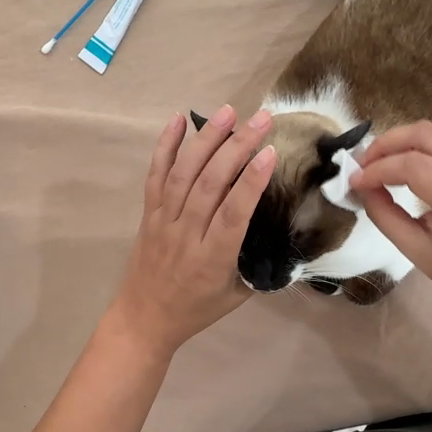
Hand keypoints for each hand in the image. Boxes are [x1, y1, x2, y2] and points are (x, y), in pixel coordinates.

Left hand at [105, 106, 276, 355]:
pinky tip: (178, 120)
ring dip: (206, 140)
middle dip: (236, 148)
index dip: (250, 183)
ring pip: (183, 174)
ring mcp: (163, 222)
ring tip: (228, 112)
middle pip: (209, 185)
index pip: (232, 215)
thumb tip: (287, 235)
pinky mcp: (147, 214)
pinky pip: (155, 176)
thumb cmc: (197, 310)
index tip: (270, 154)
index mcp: (212, 260)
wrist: (144, 319)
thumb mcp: (237, 297)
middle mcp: (185, 236)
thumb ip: (259, 266)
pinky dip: (165, 146)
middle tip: (261, 120)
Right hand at [349, 122, 431, 302]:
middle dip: (386, 144)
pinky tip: (399, 163)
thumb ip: (384, 214)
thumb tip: (361, 185)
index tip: (355, 181)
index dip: (378, 169)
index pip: (413, 166)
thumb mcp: (414, 249)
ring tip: (376, 162)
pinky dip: (416, 146)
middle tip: (362, 164)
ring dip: (399, 142)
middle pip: (423, 135)